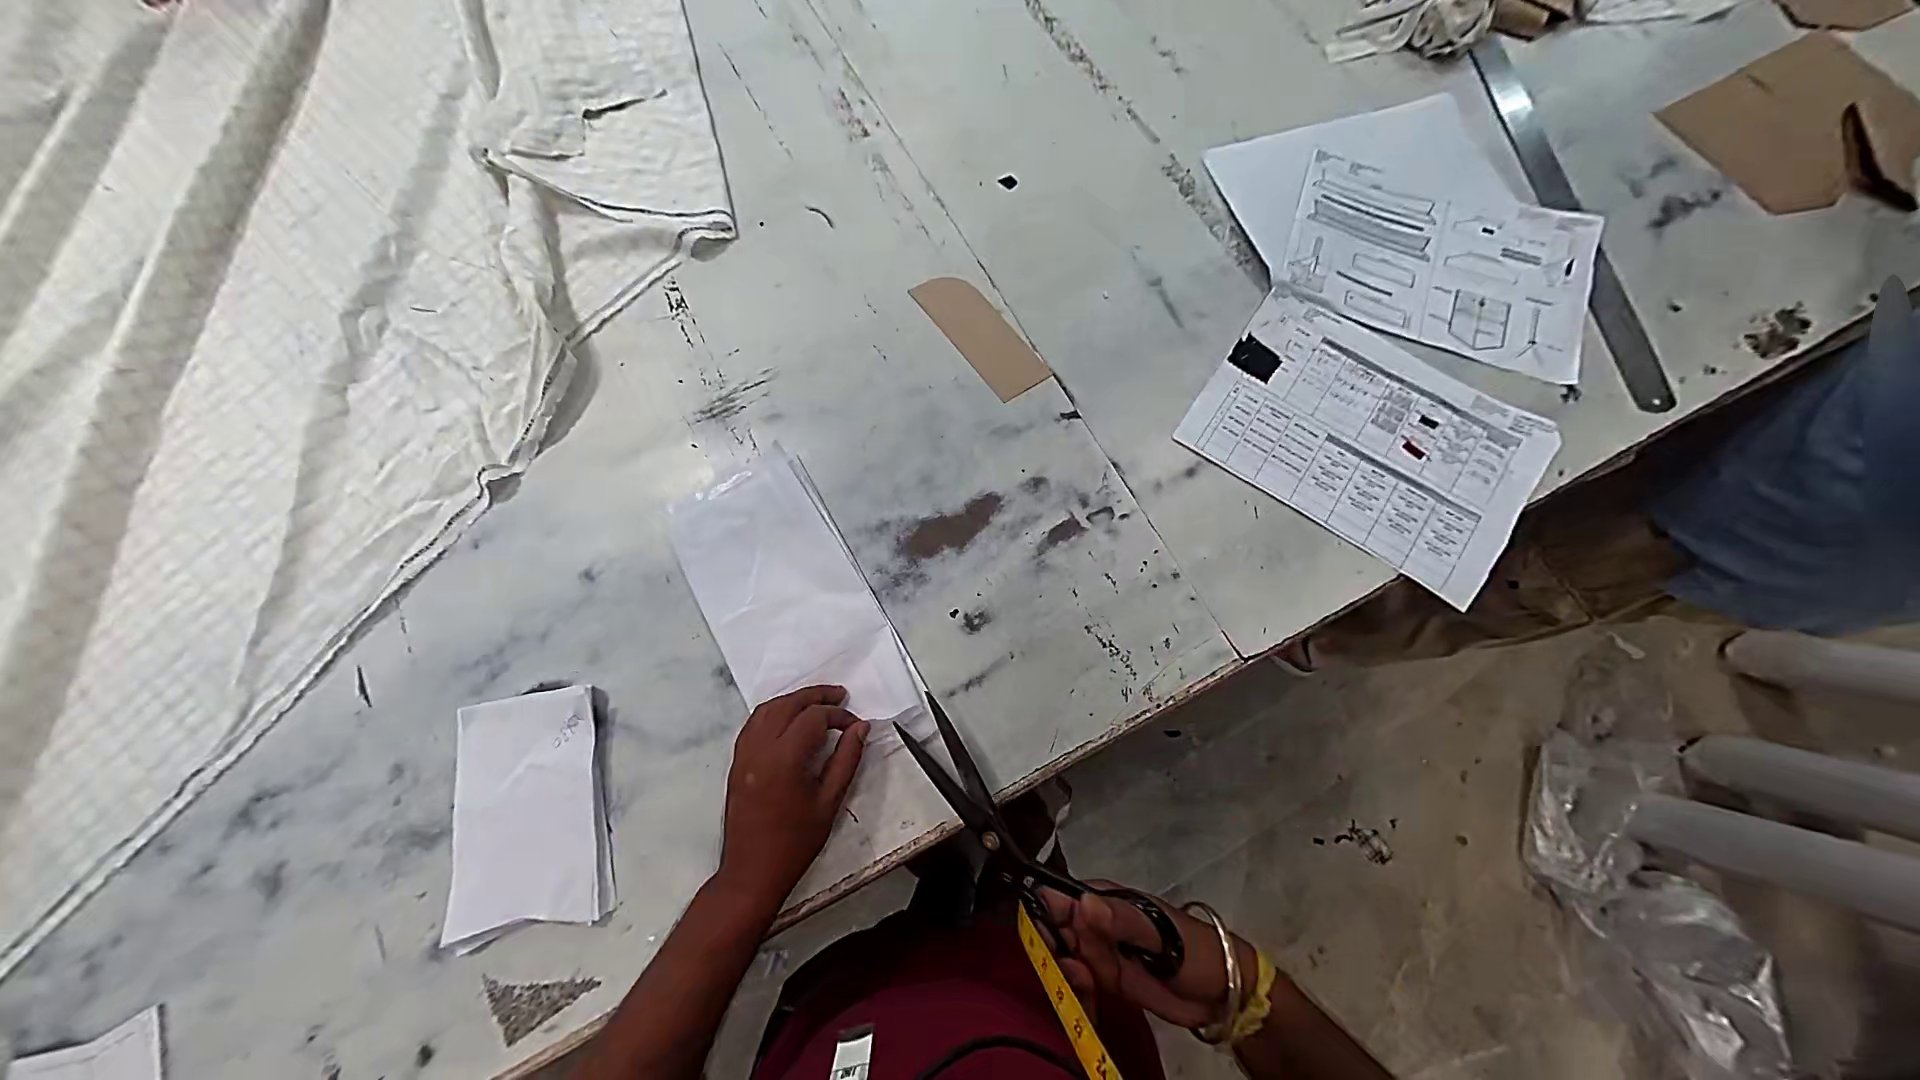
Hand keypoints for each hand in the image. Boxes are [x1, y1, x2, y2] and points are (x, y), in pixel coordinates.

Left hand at [718, 685, 868, 906]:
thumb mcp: (829, 802)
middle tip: (840, 696)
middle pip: (788, 704)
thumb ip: (846, 759)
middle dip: (816, 696)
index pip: (813, 718)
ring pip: (767, 709)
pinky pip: (753, 724)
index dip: (838, 716)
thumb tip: (860, 728)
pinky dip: (773, 713)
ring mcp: (743, 755)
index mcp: (784, 760)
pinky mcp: (736, 763)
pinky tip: (789, 719)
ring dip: (793, 700)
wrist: (752, 873)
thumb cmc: (794, 843)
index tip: (855, 726)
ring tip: (817, 702)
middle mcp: (759, 750)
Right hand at [1043, 883, 1256, 1030]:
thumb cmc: (1192, 947)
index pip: (1061, 896)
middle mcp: (1094, 922)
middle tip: (1071, 961)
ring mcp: (1099, 952)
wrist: (1220, 993)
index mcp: (1103, 898)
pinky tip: (1087, 990)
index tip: (1046, 931)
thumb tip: (1082, 903)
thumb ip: (1120, 918)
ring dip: (1064, 970)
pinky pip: (1079, 982)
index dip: (1046, 910)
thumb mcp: (1157, 930)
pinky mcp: (1105, 980)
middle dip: (1054, 945)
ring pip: (1063, 957)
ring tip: (1086, 978)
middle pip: (1056, 929)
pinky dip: (1075, 989)